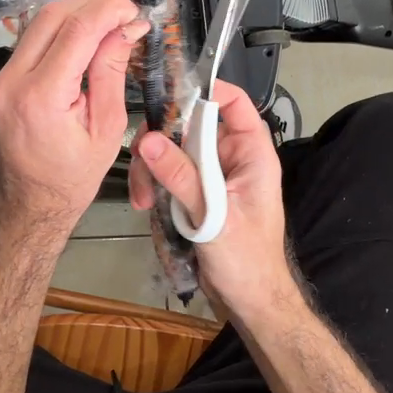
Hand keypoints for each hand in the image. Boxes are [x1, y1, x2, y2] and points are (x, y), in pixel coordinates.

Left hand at [0, 0, 148, 250]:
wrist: (29, 203)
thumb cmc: (69, 179)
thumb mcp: (107, 130)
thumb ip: (112, 74)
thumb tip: (125, 30)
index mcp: (41, 98)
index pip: (76, 31)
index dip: (109, 10)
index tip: (134, 9)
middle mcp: (13, 81)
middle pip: (52, 16)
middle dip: (93, 4)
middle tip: (125, 13)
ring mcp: (2, 78)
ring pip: (39, 22)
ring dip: (77, 13)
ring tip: (110, 23)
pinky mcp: (3, 78)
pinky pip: (32, 39)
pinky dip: (62, 29)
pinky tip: (87, 37)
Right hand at [129, 79, 295, 321]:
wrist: (248, 302)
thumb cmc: (247, 261)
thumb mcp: (213, 216)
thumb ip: (182, 177)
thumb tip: (148, 140)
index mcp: (251, 155)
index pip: (235, 104)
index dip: (208, 90)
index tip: (170, 92)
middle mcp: (231, 159)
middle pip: (192, 127)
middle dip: (162, 141)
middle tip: (141, 160)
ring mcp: (211, 177)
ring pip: (174, 151)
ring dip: (152, 169)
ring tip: (142, 198)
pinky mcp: (195, 194)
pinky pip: (168, 175)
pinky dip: (153, 185)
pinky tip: (144, 204)